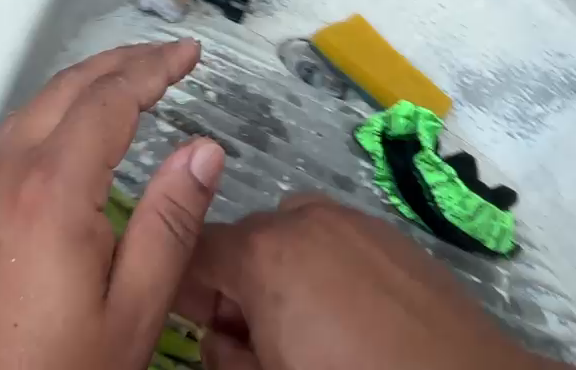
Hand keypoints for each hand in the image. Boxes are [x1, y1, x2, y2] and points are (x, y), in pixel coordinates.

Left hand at [0, 41, 226, 369]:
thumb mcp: (132, 312)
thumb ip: (170, 223)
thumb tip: (205, 149)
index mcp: (53, 186)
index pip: (111, 98)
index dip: (154, 68)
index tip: (191, 52)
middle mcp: (8, 168)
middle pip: (69, 86)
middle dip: (122, 61)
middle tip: (169, 56)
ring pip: (37, 103)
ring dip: (86, 80)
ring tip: (131, 78)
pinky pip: (14, 131)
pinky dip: (54, 106)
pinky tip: (74, 125)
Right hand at [176, 195, 570, 369]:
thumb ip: (227, 359)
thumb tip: (221, 336)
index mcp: (263, 254)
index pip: (191, 250)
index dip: (185, 290)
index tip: (202, 329)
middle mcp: (301, 219)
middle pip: (241, 244)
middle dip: (238, 291)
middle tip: (263, 348)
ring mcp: (352, 220)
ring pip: (289, 239)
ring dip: (282, 279)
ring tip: (316, 338)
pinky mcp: (391, 235)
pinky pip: (334, 242)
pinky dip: (326, 272)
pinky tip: (358, 324)